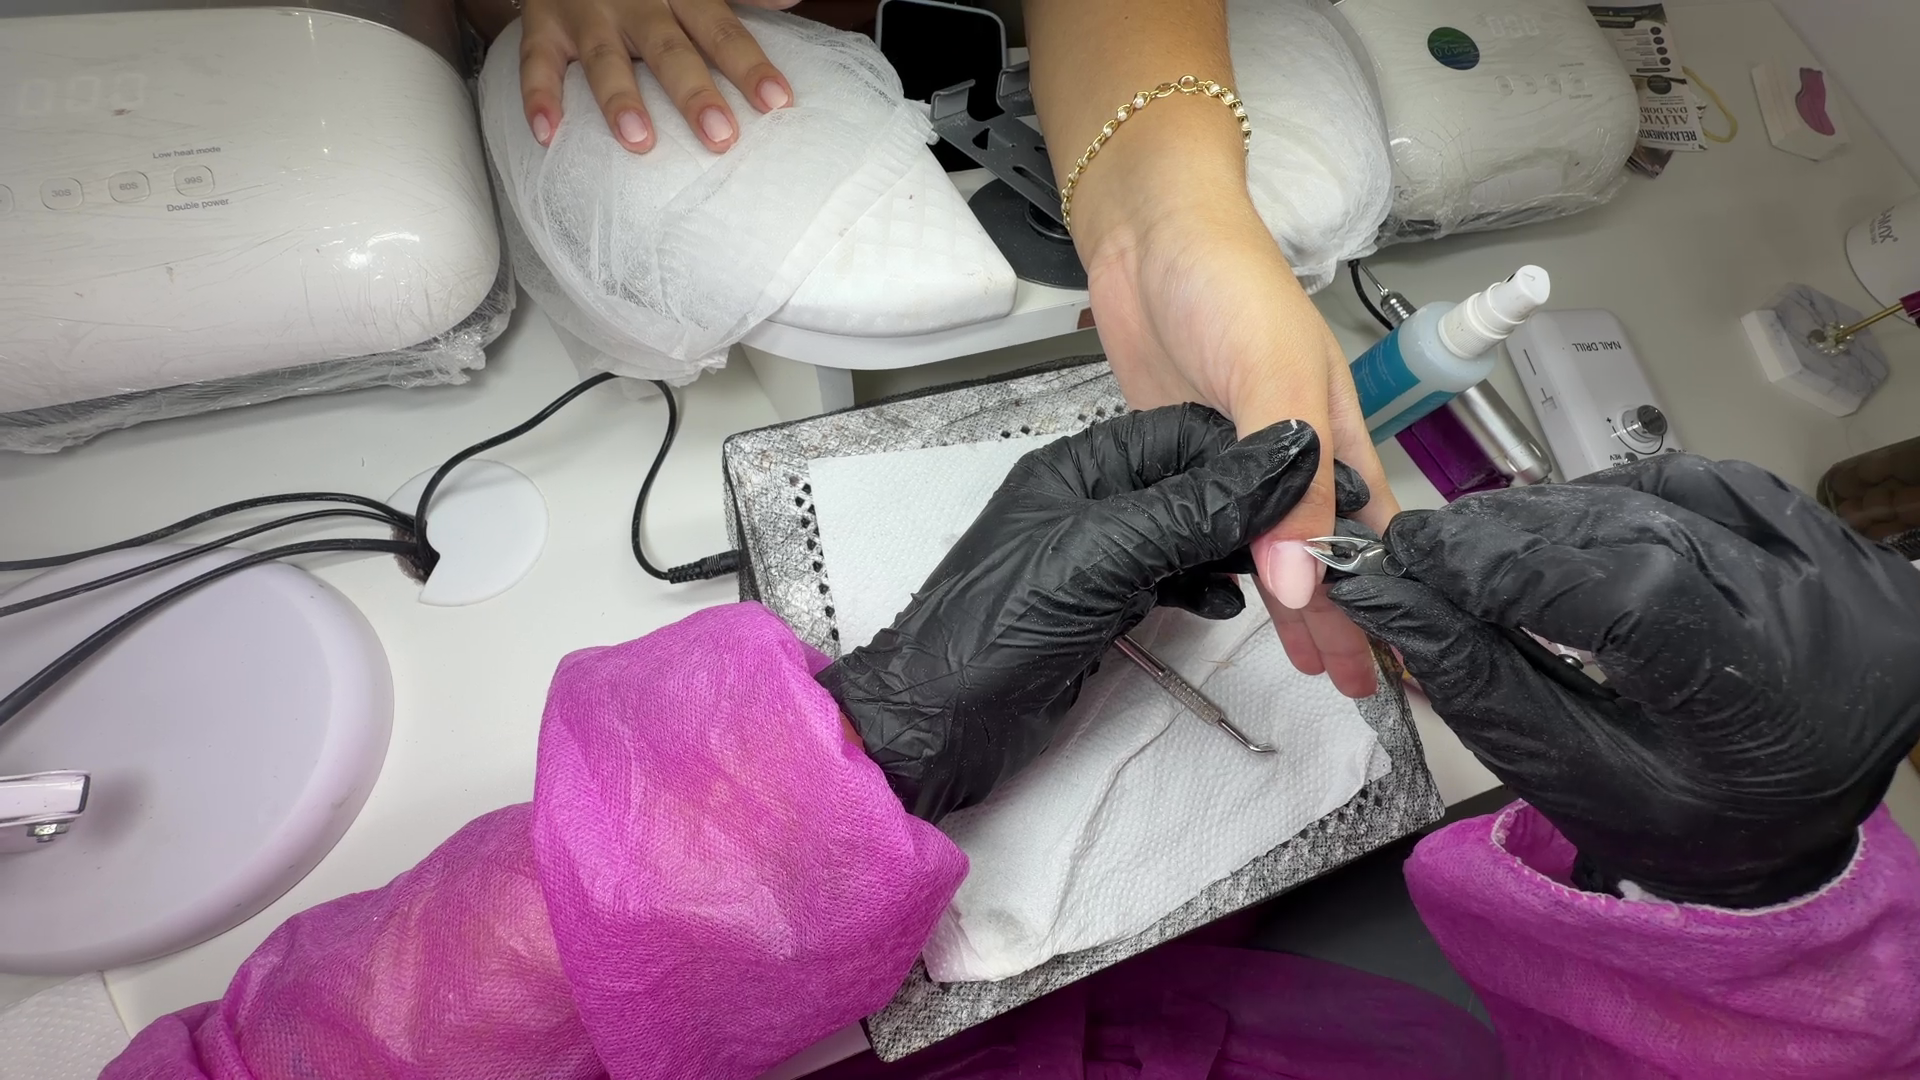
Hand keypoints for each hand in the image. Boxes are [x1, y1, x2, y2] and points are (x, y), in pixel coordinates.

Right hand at [518, 0, 798, 152]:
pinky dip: (539, 96)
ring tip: (640, 141)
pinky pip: (537, 60)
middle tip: (720, 136)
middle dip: (693, 93)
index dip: (749, 66)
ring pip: (603, 57)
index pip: (721, 30)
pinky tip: (549, 134)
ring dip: (620, 99)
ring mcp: (585, 9)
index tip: (777, 101)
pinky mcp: (543, 21)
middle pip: (668, 49)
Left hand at [820, 405, 1324, 821]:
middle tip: (1311, 553)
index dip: (1257, 462)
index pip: (1193, 438)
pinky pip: (1166, 577)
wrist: (944, 715)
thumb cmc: (1007, 621)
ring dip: (1231, 554)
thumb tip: (1287, 459)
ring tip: (1274, 583)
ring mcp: (1098, 551)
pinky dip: (1197, 586)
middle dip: (1252, 518)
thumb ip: (1195, 508)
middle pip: (1194, 488)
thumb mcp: (1106, 553)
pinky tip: (1219, 603)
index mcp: (1087, 463)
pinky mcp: (1101, 599)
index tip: (1322, 495)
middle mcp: (1095, 497)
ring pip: (1185, 535)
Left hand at [1082, 201, 1398, 698]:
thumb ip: (1290, 481)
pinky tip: (1235, 601)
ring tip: (1311, 667)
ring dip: (1294, 608)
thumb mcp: (1275, 380)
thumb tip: (1303, 582)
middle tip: (1359, 688)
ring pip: (1272, 554)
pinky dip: (1230, 572)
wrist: (1149, 249)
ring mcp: (1232, 471)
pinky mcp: (1183, 468)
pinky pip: (1212, 532)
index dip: (1392, 599)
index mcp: (1335, 441)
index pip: (1377, 538)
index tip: (1407, 664)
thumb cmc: (1229, 291)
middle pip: (1328, 558)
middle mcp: (1288, 464)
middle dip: (1348, 620)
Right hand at [1330, 455, 1919, 906]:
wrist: (1770, 822)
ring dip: (1547, 509)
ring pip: (1657, 493)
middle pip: (1633, 530)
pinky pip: (1700, 482)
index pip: (1629, 595)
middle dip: (1505, 529)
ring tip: (1485, 542)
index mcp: (1761, 713)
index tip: (1415, 552)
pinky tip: (1569, 526)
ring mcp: (1845, 576)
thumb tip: (1375, 590)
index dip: (1503, 562)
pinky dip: (1612, 493)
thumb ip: (1459, 667)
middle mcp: (1830, 630)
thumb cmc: (1658, 816)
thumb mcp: (1544, 760)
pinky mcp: (1831, 544)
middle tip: (1428, 544)